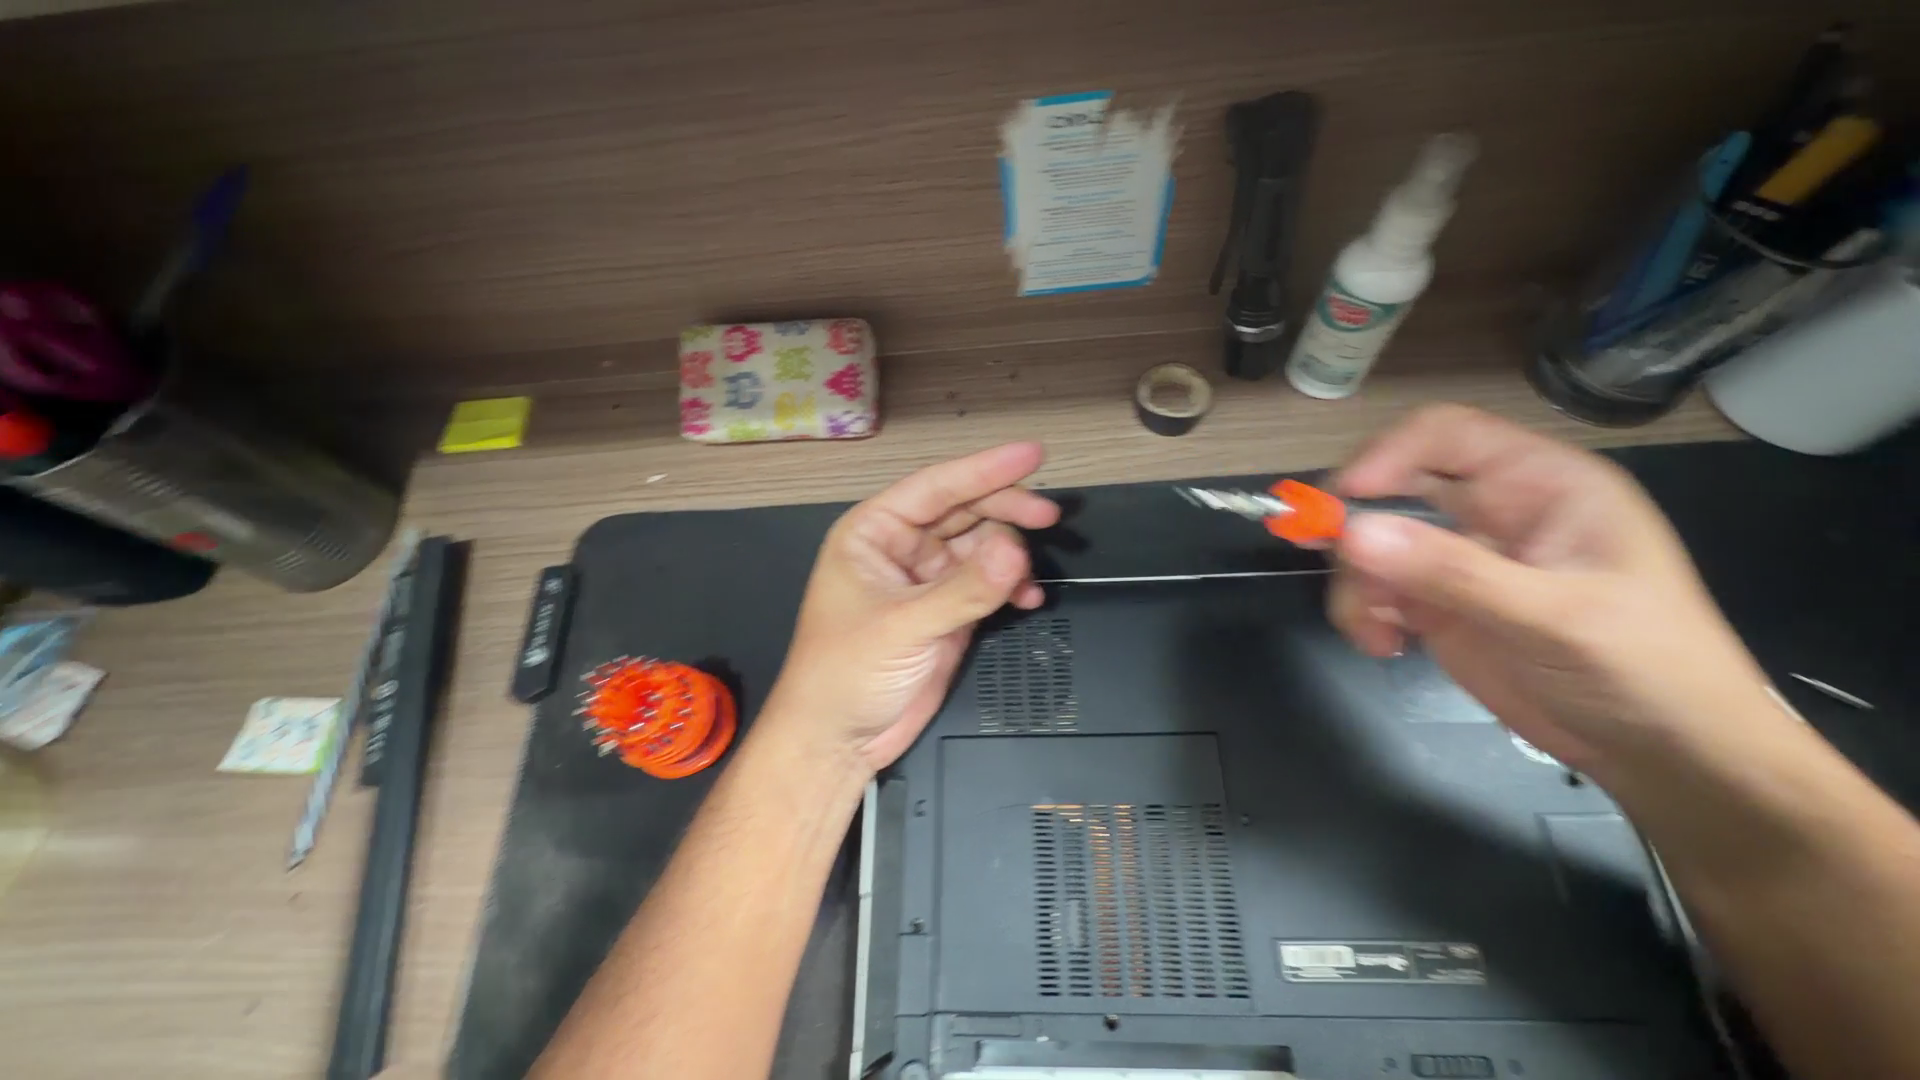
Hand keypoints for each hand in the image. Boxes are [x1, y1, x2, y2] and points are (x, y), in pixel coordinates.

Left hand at [762, 442, 1060, 772]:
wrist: (838, 740)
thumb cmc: (843, 675)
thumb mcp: (901, 627)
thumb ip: (962, 590)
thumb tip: (1015, 550)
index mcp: (873, 533)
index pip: (936, 487)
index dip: (985, 468)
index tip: (1032, 454)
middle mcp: (901, 549)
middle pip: (965, 511)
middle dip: (1006, 511)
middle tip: (1047, 516)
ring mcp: (927, 581)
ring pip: (982, 548)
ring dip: (1011, 556)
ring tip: (1027, 576)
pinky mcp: (947, 613)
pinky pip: (988, 585)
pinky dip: (1010, 588)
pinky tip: (1027, 598)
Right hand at [1326, 405, 1782, 780]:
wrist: (1664, 754)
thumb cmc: (1642, 668)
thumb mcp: (1555, 616)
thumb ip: (1454, 573)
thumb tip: (1352, 534)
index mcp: (1539, 484)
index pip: (1445, 436)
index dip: (1388, 455)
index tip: (1343, 502)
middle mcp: (1491, 511)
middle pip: (1393, 487)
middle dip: (1355, 524)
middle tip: (1334, 564)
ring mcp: (1459, 560)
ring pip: (1372, 543)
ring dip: (1356, 583)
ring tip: (1373, 631)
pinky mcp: (1437, 606)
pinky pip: (1374, 591)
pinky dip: (1361, 614)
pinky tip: (1384, 646)